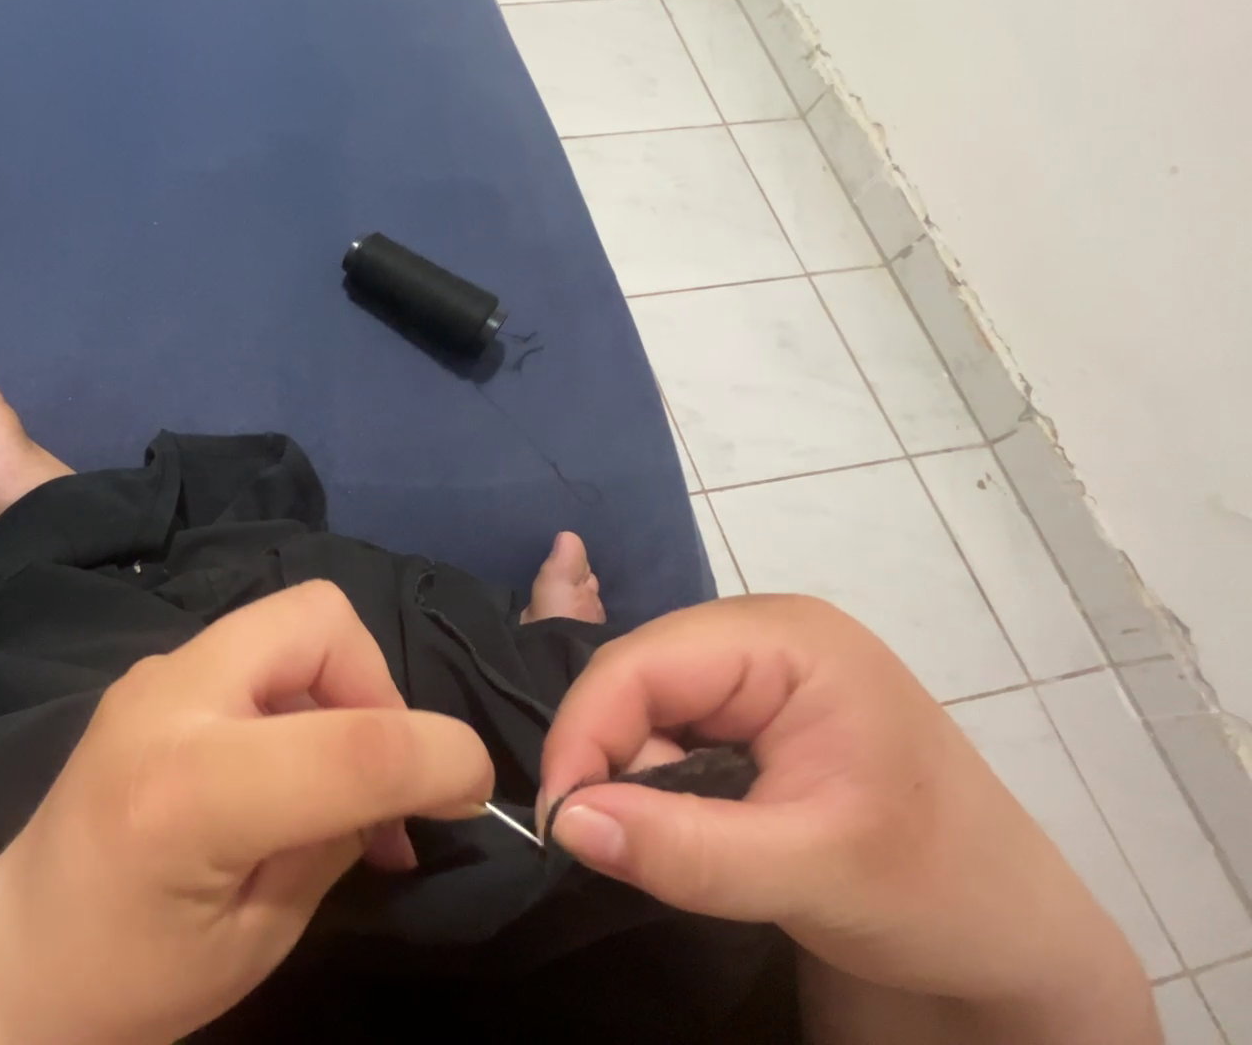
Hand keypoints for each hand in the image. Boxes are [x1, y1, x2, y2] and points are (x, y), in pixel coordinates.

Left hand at [0, 581, 494, 1044]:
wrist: (12, 956)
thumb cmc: (130, 978)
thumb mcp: (260, 935)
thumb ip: (340, 836)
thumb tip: (408, 781)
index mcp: (189, 789)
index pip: (352, 742)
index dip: (442, 757)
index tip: (472, 793)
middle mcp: (169, 699)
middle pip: (318, 617)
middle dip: (379, 684)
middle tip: (383, 774)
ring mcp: (155, 674)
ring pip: (292, 620)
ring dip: (344, 686)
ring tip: (342, 777)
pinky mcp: (156, 674)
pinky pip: (260, 648)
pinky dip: (306, 691)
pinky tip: (295, 763)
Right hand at [538, 595, 1154, 1043]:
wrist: (1010, 937)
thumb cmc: (944, 893)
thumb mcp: (816, 874)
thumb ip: (686, 848)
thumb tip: (564, 822)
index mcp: (786, 639)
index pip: (640, 666)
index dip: (584, 736)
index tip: (562, 825)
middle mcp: (755, 635)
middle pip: (630, 681)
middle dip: (609, 761)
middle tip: (616, 842)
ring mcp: (746, 669)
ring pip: (635, 710)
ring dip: (629, 777)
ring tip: (676, 841)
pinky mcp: (739, 709)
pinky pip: (656, 732)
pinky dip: (647, 782)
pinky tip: (685, 822)